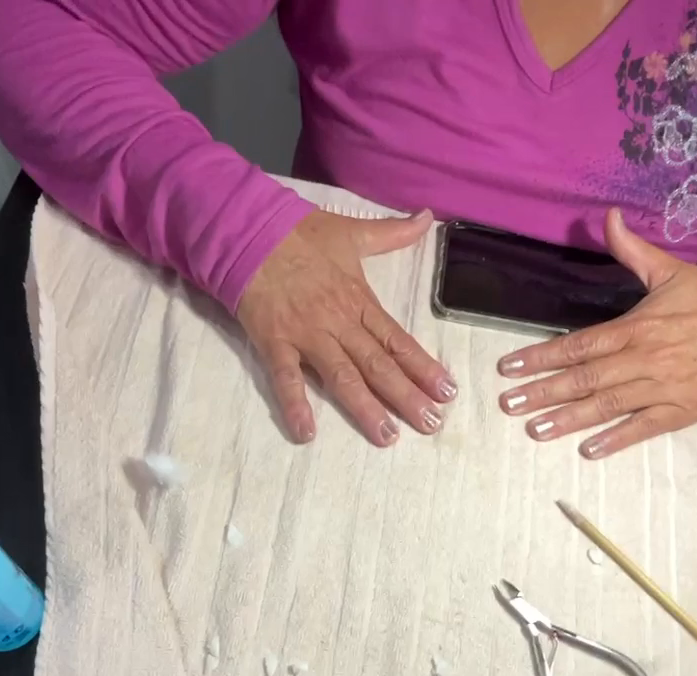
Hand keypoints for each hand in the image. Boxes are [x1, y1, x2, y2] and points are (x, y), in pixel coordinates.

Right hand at [237, 209, 457, 446]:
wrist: (249, 229)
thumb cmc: (299, 234)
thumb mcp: (351, 232)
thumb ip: (392, 233)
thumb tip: (426, 217)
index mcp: (359, 302)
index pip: (398, 341)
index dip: (424, 367)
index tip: (447, 392)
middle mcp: (339, 323)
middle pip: (379, 366)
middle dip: (407, 396)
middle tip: (430, 425)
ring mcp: (307, 335)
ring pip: (342, 377)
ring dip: (366, 408)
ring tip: (387, 438)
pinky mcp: (275, 342)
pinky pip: (286, 378)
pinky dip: (295, 405)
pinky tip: (306, 433)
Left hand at [496, 209, 696, 459]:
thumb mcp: (672, 271)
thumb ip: (632, 251)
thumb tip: (607, 217)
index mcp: (637, 326)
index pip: (578, 344)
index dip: (541, 356)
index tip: (509, 368)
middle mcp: (645, 357)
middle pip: (585, 378)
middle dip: (543, 392)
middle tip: (508, 405)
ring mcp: (664, 386)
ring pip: (608, 404)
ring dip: (569, 419)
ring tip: (535, 430)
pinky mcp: (683, 410)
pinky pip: (644, 427)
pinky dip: (617, 439)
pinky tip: (588, 450)